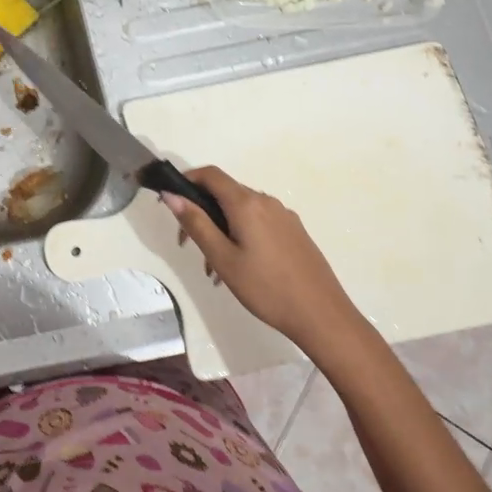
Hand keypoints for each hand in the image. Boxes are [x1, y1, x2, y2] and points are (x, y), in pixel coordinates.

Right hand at [163, 167, 363, 350]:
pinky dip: (241, 234)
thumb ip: (196, 223)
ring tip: (215, 268)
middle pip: (225, 192)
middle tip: (189, 245)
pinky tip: (241, 267)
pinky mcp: (295, 232)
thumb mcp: (223, 258)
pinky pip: (259, 222)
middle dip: (202, 211)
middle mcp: (266, 201)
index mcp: (247, 203)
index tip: (169, 201)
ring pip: (242, 211)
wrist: (322, 316)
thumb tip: (171, 194)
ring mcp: (284, 216)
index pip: (210, 174)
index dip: (186, 180)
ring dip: (221, 227)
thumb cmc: (266, 288)